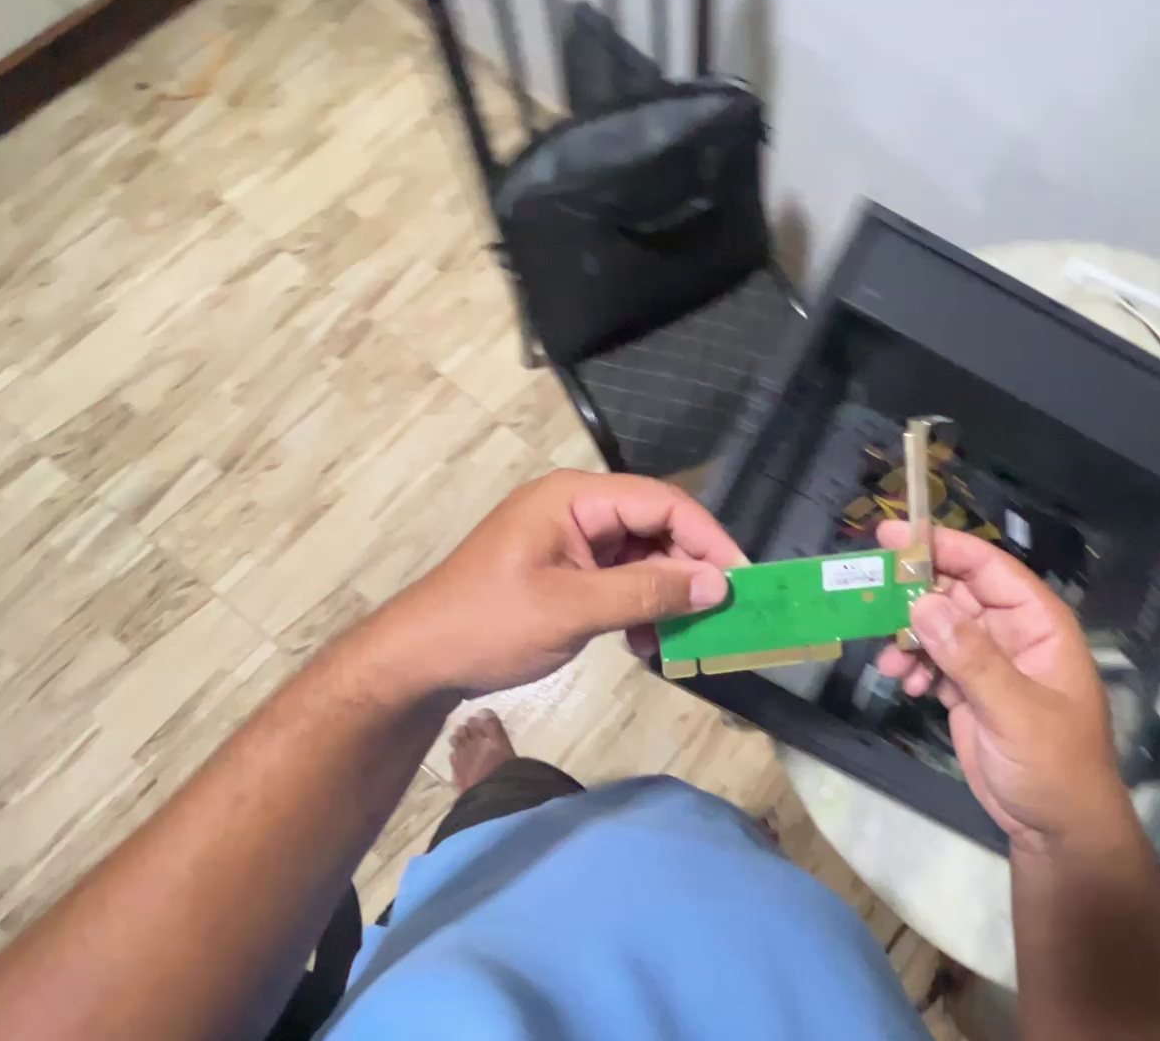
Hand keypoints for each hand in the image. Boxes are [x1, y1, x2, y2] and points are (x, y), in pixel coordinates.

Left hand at [343, 470, 745, 701]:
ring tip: (677, 639)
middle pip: (656, 527)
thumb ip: (648, 592)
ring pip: (643, 557)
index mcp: (575, 498)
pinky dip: (640, 608)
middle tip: (718, 616)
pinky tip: (645, 644)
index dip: (707, 538)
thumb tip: (718, 585)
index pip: (662, 503)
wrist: (418, 661)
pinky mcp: (569, 570)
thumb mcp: (574, 609)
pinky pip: (622, 579)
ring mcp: (573, 540)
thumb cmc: (489, 625)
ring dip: (665, 596)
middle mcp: (579, 509)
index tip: (741, 580)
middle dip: (688, 572)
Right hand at [873, 521, 1127, 853]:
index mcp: (1037, 623)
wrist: (1056, 829)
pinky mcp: (966, 687)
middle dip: (913, 592)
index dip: (941, 546)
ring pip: (936, 625)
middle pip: (954, 591)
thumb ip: (971, 657)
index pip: (987, 568)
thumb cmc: (1054, 765)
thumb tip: (923, 603)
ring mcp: (986, 660)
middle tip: (871, 593)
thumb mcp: (1016, 711)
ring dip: (908, 636)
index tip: (893, 534)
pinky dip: (912, 665)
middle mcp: (1010, 632)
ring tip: (891, 658)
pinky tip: (904, 683)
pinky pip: (930, 659)